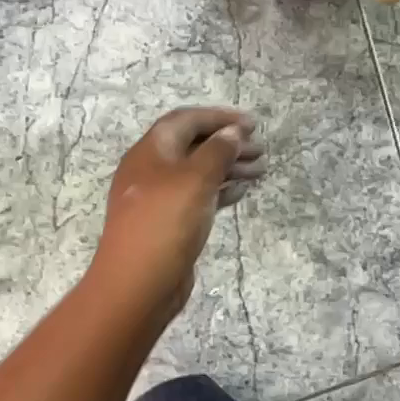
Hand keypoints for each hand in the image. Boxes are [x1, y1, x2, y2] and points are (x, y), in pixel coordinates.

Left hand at [92, 107, 265, 314]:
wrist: (138, 283)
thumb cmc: (166, 222)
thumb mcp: (196, 179)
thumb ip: (217, 151)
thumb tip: (233, 132)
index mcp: (151, 152)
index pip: (186, 120)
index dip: (219, 117)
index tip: (253, 124)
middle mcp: (152, 170)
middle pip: (194, 145)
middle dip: (229, 144)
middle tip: (261, 150)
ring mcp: (159, 197)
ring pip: (199, 171)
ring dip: (229, 167)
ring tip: (260, 171)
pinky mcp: (169, 221)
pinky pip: (198, 195)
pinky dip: (220, 190)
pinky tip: (241, 192)